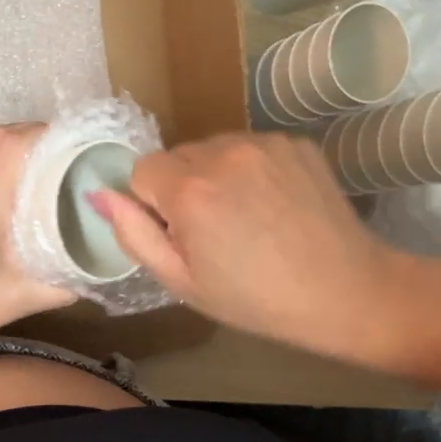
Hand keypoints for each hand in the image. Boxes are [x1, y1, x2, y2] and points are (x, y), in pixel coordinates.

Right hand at [89, 132, 401, 362]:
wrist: (342, 290)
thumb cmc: (253, 299)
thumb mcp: (181, 281)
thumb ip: (133, 234)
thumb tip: (98, 195)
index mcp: (189, 190)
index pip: (141, 170)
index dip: (152, 205)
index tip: (180, 235)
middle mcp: (223, 153)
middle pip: (177, 156)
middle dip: (182, 187)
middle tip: (213, 232)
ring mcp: (263, 143)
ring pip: (213, 149)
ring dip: (216, 176)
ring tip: (246, 219)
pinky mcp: (294, 142)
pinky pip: (250, 148)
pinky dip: (250, 170)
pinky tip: (272, 206)